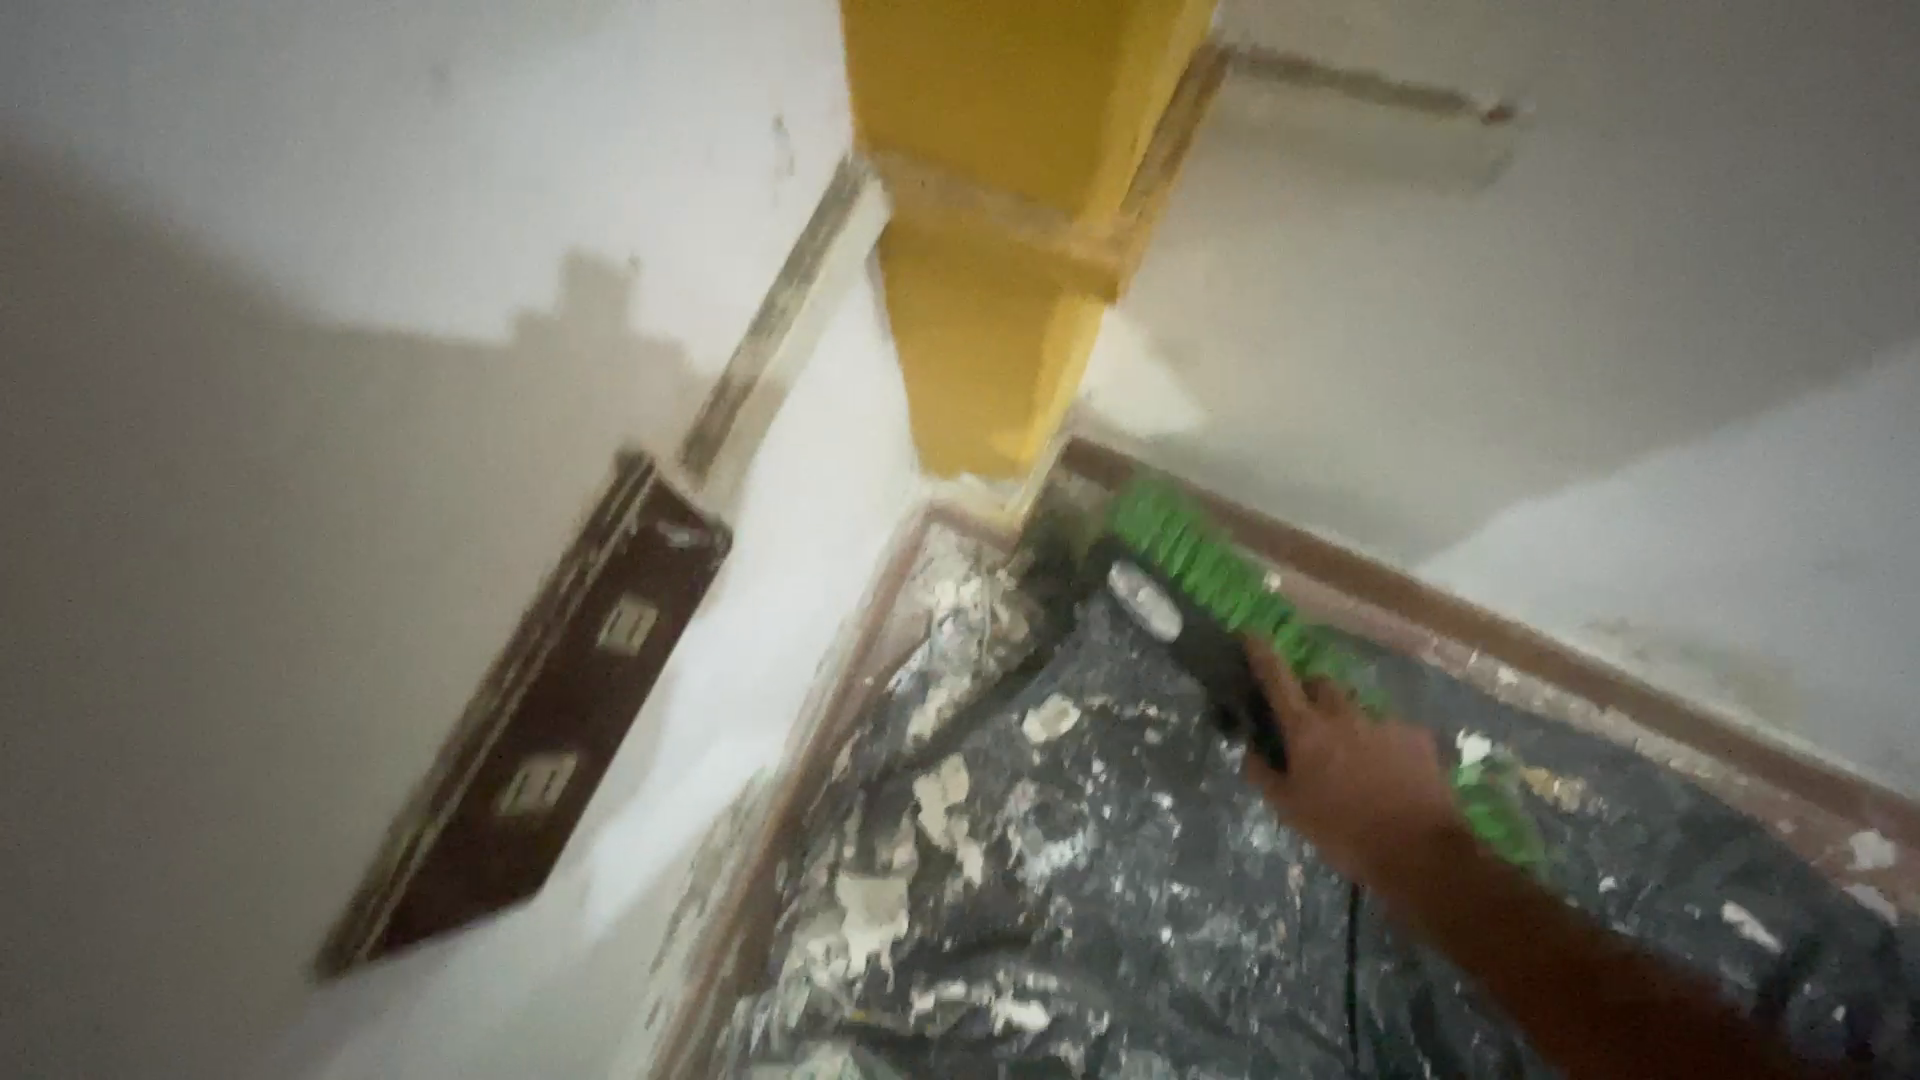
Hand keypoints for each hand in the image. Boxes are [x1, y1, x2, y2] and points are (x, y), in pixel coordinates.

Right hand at [1242, 637, 1466, 893]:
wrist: (1421, 853)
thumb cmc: (1343, 832)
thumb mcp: (1290, 810)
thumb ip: (1263, 775)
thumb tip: (1249, 751)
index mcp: (1306, 729)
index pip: (1276, 679)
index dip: (1261, 653)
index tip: (1250, 634)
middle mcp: (1342, 714)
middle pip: (1320, 683)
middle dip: (1310, 692)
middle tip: (1308, 719)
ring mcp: (1383, 722)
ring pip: (1356, 706)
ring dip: (1346, 719)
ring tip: (1352, 753)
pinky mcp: (1417, 737)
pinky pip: (1390, 728)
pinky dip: (1381, 741)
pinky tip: (1387, 770)